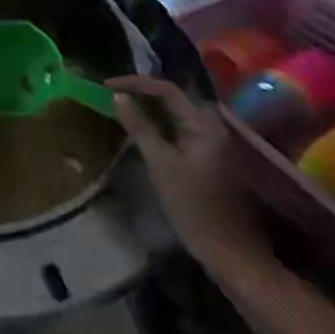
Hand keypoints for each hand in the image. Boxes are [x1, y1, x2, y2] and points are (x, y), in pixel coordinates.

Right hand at [110, 75, 267, 273]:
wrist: (229, 250)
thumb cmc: (192, 205)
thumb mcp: (160, 163)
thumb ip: (139, 126)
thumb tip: (117, 96)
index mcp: (205, 125)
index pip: (167, 90)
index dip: (135, 83)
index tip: (105, 84)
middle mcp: (214, 127)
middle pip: (176, 98)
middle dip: (143, 91)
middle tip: (113, 93)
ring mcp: (214, 143)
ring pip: (178, 113)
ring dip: (151, 106)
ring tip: (122, 106)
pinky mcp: (209, 157)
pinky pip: (181, 128)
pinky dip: (160, 122)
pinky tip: (143, 128)